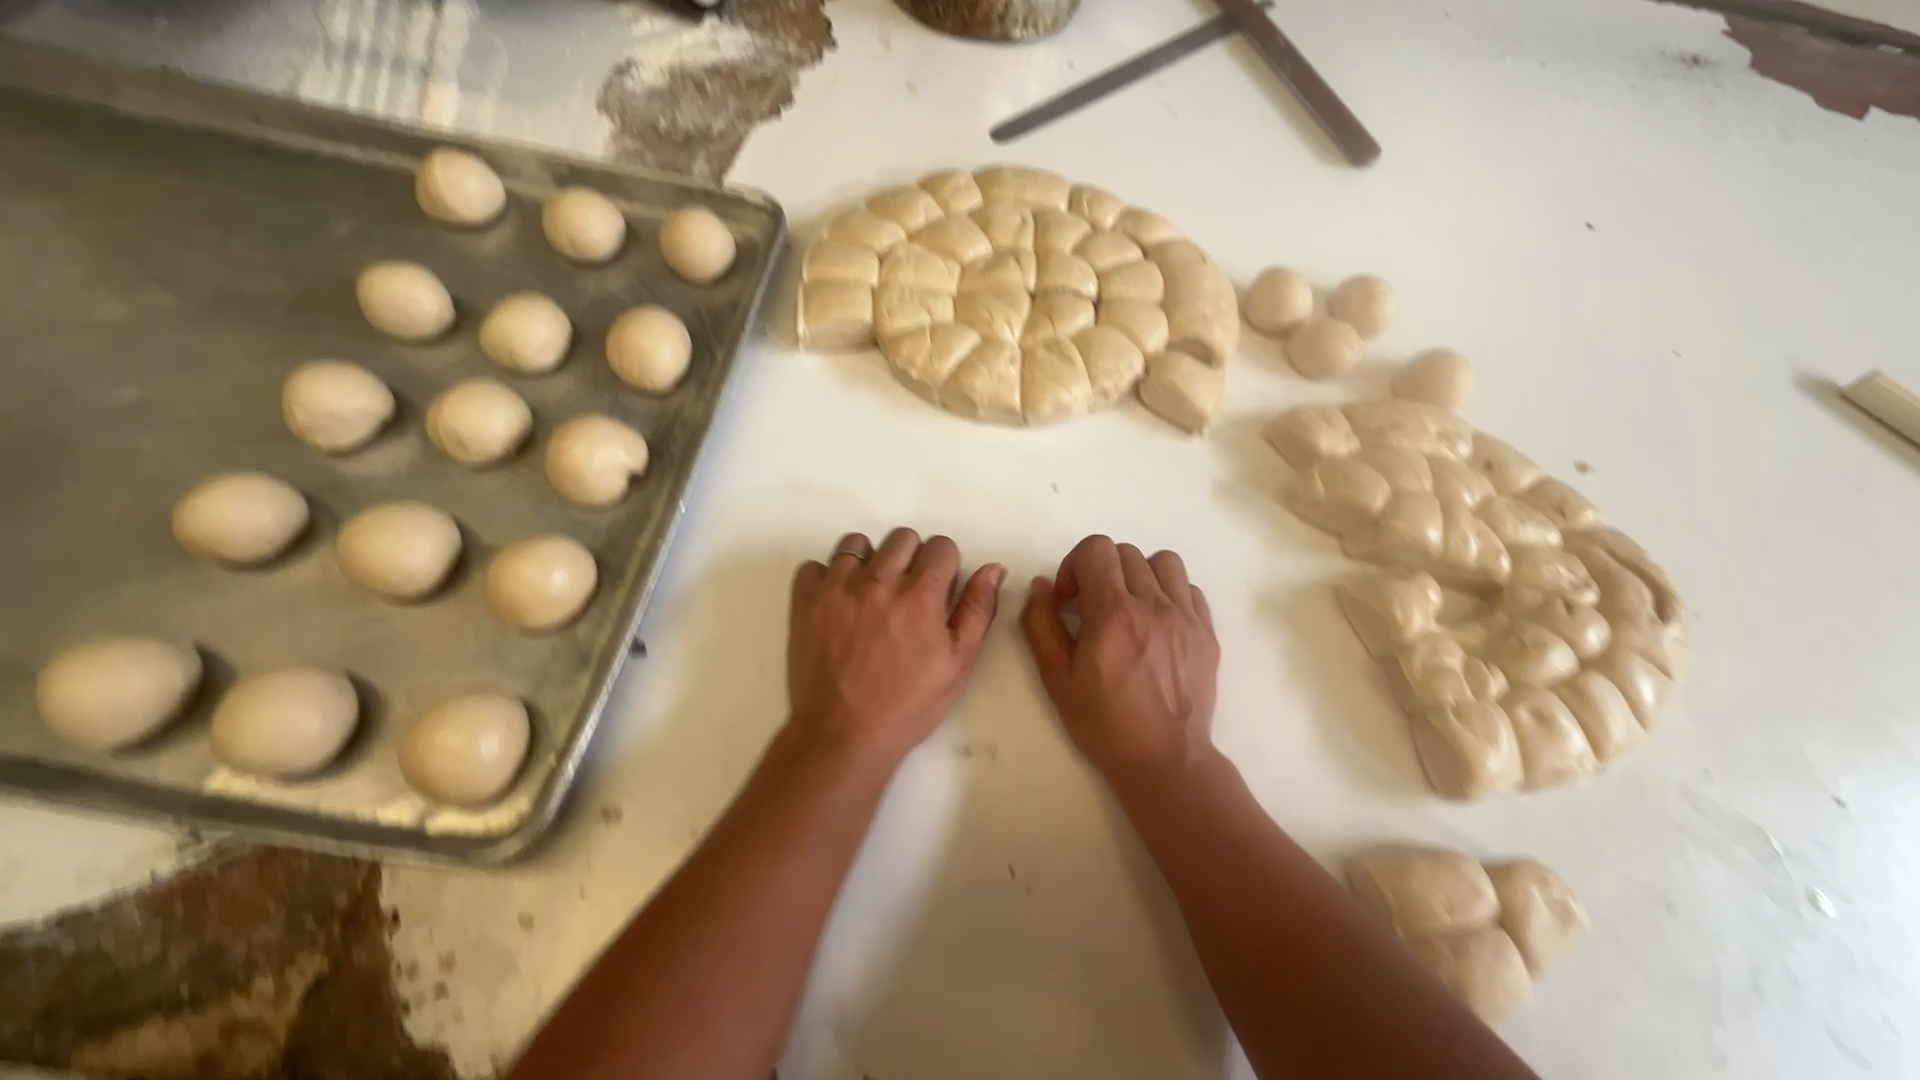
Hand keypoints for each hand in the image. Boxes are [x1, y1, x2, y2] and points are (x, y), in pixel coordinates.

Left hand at [788, 529, 1004, 765]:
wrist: (842, 734)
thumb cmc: (908, 706)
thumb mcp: (958, 664)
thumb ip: (977, 611)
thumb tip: (992, 569)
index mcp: (920, 596)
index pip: (941, 546)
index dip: (945, 567)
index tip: (938, 593)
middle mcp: (878, 581)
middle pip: (902, 537)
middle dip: (912, 559)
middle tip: (907, 596)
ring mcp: (837, 588)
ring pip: (857, 544)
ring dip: (869, 563)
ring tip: (871, 597)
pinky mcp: (805, 601)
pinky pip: (815, 566)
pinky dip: (828, 579)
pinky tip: (838, 605)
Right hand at [1021, 536, 1219, 784]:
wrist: (1165, 758)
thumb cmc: (1104, 722)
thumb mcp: (1056, 678)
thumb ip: (1041, 624)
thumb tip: (1042, 585)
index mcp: (1113, 612)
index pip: (1096, 549)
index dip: (1075, 564)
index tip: (1071, 598)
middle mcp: (1153, 604)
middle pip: (1126, 553)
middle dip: (1102, 571)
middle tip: (1093, 607)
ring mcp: (1186, 616)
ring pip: (1163, 562)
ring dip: (1139, 575)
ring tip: (1130, 607)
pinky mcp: (1207, 632)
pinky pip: (1189, 589)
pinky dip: (1169, 594)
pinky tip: (1157, 623)